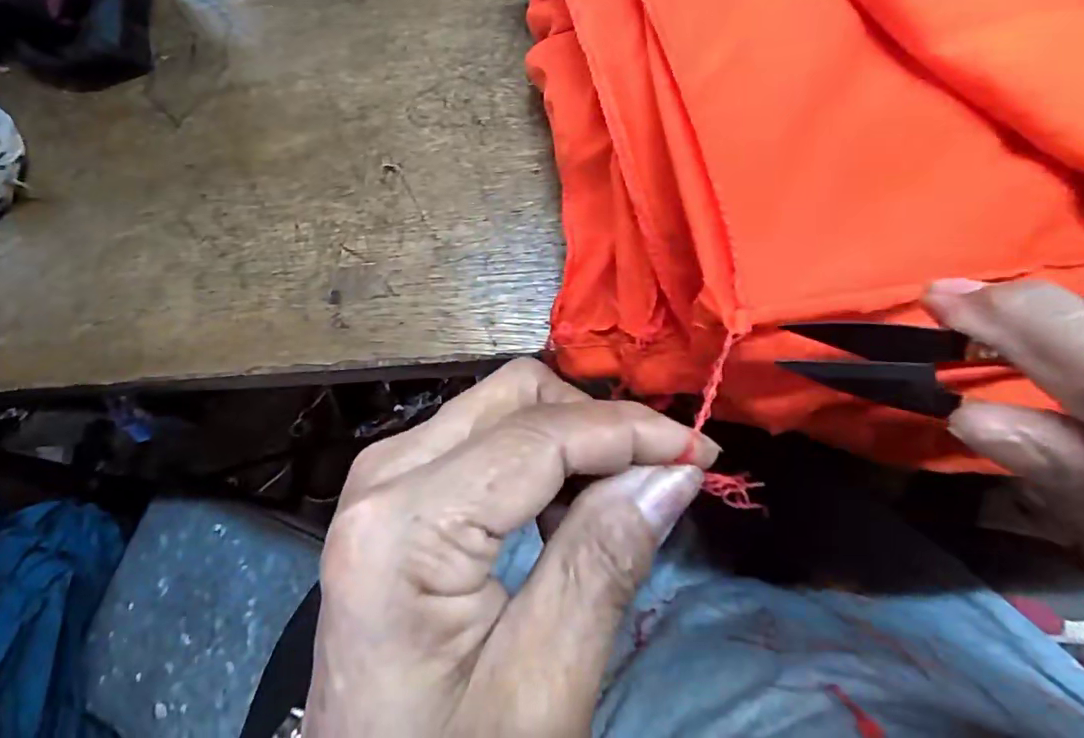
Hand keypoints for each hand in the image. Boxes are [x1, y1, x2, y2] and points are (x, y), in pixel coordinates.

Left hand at [306, 358, 716, 736]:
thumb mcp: (540, 687)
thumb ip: (603, 562)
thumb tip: (673, 469)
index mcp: (404, 523)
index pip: (540, 434)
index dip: (630, 431)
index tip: (700, 453)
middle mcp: (384, 472)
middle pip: (515, 395)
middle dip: (598, 425)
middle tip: (658, 476)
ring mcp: (382, 474)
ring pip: (500, 406)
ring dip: (572, 438)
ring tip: (618, 501)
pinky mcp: (392, 489)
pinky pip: (480, 436)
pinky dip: (539, 456)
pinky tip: (566, 511)